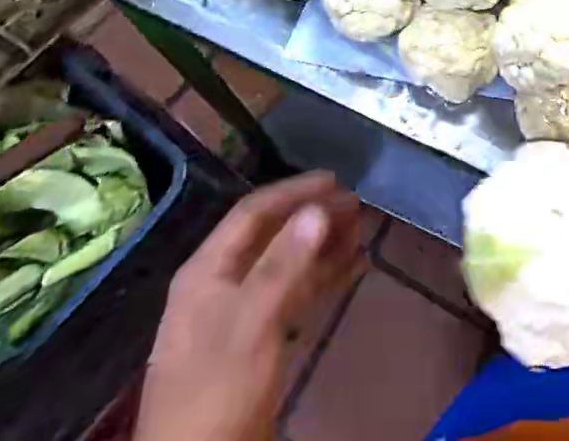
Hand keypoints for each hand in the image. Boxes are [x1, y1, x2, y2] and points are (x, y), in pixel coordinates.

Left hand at [136, 172, 361, 440]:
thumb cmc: (219, 388)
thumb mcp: (252, 321)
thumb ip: (284, 262)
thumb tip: (320, 208)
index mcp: (208, 269)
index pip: (253, 213)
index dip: (294, 191)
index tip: (337, 180)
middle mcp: (222, 283)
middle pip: (272, 236)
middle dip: (313, 217)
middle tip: (357, 205)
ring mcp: (240, 313)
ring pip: (286, 264)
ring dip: (322, 244)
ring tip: (361, 230)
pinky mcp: (258, 340)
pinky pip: (294, 294)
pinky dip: (322, 277)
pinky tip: (351, 267)